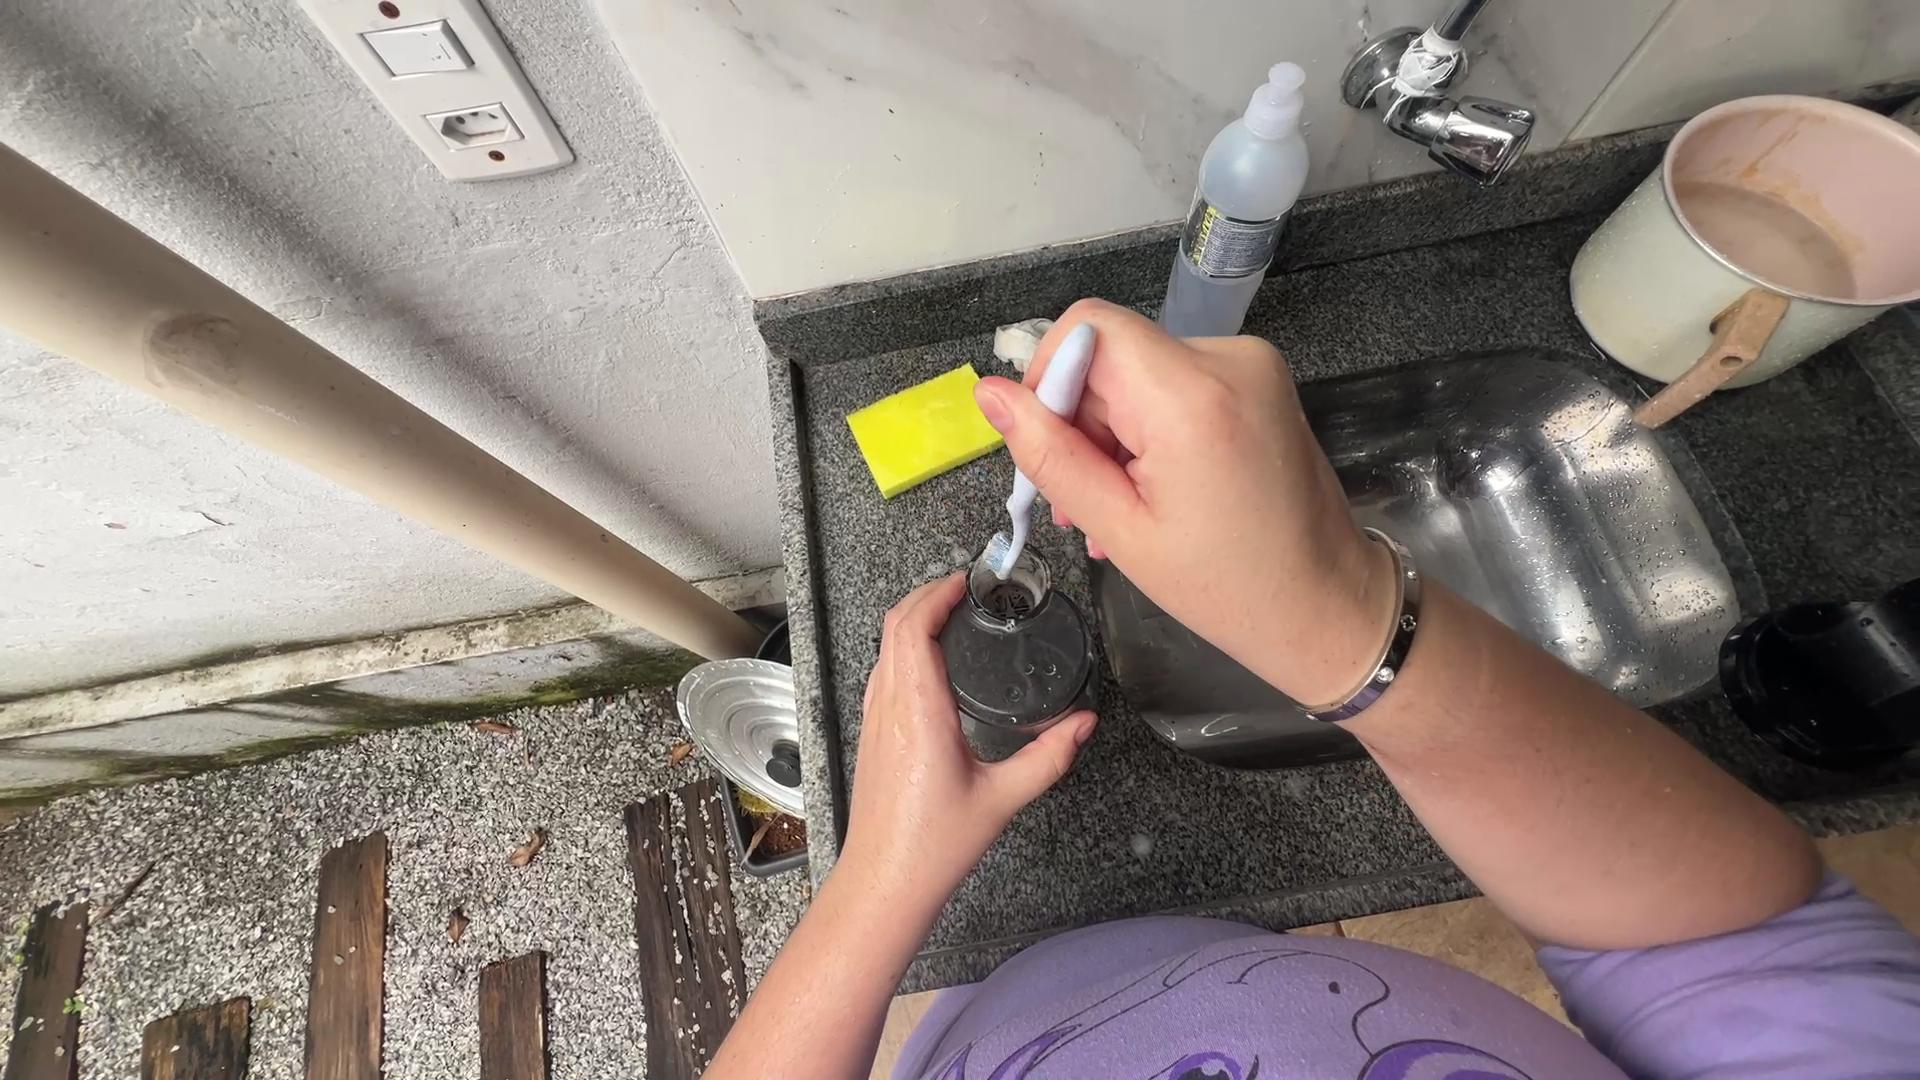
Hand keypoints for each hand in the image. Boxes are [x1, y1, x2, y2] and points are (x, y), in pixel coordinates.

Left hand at [840, 573, 1096, 904]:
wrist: (884, 883)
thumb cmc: (933, 846)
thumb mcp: (1002, 798)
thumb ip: (1049, 757)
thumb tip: (1083, 724)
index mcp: (919, 710)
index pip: (914, 628)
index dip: (937, 594)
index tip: (966, 582)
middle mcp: (889, 704)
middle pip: (895, 625)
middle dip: (927, 594)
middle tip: (966, 588)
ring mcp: (875, 716)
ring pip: (885, 645)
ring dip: (914, 617)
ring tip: (954, 611)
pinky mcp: (874, 730)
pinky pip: (884, 668)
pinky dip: (905, 644)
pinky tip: (934, 657)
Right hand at [972, 298, 1396, 706]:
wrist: (1326, 604)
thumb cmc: (1223, 586)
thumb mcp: (1118, 527)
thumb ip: (1050, 454)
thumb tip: (991, 393)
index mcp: (1192, 395)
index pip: (1088, 327)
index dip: (1050, 376)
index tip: (1051, 446)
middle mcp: (1228, 357)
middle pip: (1111, 354)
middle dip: (1081, 421)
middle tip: (1081, 500)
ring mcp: (1250, 364)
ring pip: (1136, 372)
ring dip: (1111, 433)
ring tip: (1117, 506)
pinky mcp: (1257, 379)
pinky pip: (1171, 385)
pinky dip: (1147, 430)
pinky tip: (1150, 486)